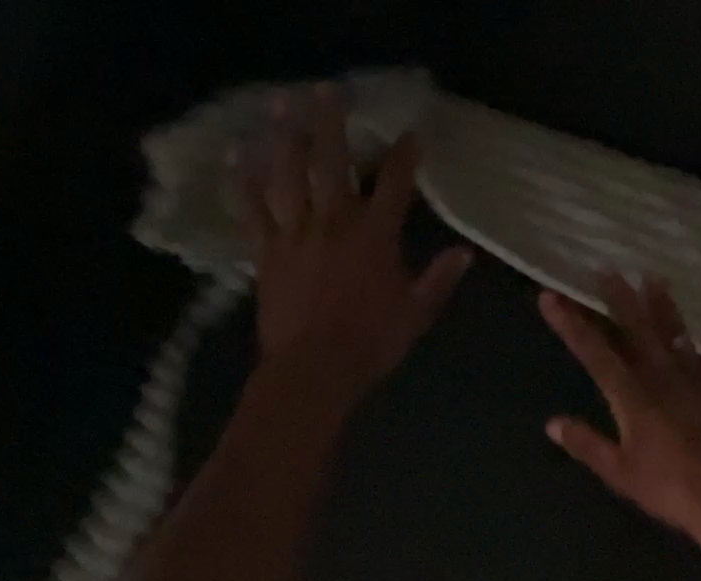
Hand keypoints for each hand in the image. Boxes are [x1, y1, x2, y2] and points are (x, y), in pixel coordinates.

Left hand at [237, 83, 472, 409]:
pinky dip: (244, 183)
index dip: (405, 154)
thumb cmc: (371, 344)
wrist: (314, 369)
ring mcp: (295, 233)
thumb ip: (438, 280)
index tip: (412, 132)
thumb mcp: (416, 314)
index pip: (394, 184)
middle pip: (333, 161)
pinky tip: (236, 157)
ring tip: (283, 105)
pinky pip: (253, 211)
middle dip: (333, 123)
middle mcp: (334, 222)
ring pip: (288, 174)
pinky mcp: (267, 252)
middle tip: (330, 90)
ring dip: (286, 136)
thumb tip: (464, 253)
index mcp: (375, 236)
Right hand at [542, 273, 700, 552]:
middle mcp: (663, 376)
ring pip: (676, 332)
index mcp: (632, 396)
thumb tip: (552, 424)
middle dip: (618, 298)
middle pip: (637, 328)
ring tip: (652, 277)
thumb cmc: (670, 490)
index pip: (594, 352)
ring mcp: (698, 379)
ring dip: (663, 304)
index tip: (551, 297)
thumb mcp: (620, 472)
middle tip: (606, 269)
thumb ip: (587, 444)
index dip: (570, 323)